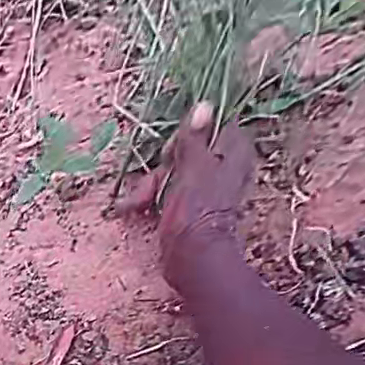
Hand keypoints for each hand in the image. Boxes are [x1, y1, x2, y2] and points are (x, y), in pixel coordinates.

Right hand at [119, 102, 254, 291]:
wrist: (192, 260)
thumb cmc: (194, 213)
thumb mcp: (192, 168)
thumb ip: (195, 138)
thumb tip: (204, 105)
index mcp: (232, 152)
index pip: (209, 128)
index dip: (186, 136)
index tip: (169, 151)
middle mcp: (224, 168)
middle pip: (187, 154)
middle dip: (162, 169)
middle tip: (147, 186)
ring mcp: (208, 192)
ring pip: (175, 176)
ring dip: (151, 188)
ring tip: (132, 206)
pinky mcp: (193, 212)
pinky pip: (171, 196)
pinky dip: (155, 202)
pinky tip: (134, 211)